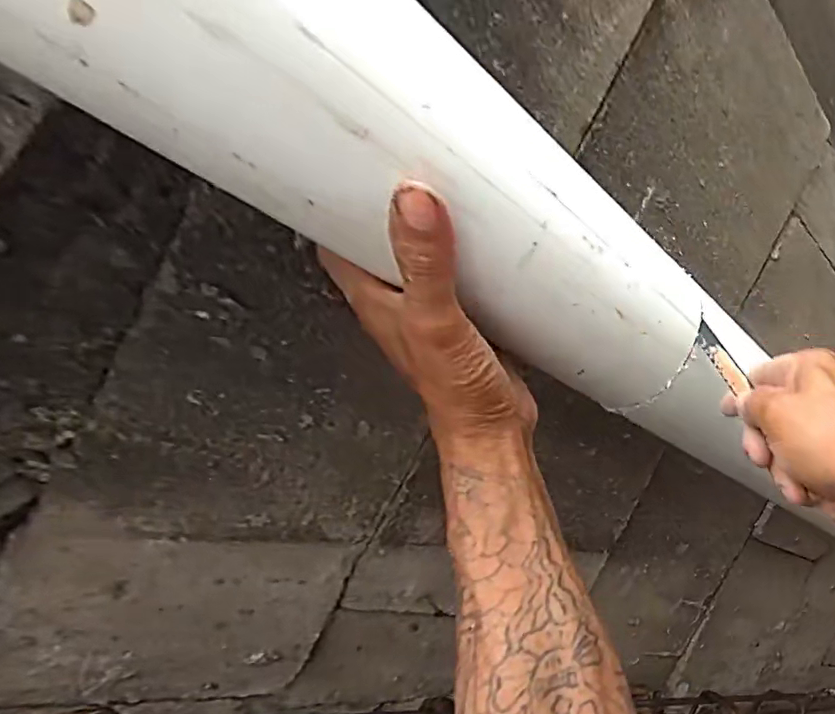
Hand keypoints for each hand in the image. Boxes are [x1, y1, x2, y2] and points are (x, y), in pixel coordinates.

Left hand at [319, 184, 536, 444]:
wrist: (496, 431)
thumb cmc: (457, 395)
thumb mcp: (436, 321)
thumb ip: (425, 263)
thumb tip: (413, 204)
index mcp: (375, 298)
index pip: (338, 233)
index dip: (340, 196)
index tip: (354, 161)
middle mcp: (402, 303)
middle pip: (386, 241)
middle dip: (395, 210)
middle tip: (412, 173)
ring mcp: (437, 314)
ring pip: (429, 262)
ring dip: (440, 238)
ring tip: (454, 204)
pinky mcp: (473, 326)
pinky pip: (470, 285)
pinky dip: (478, 268)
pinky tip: (495, 260)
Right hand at [719, 348, 834, 526]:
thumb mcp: (775, 413)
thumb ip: (750, 401)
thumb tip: (742, 401)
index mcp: (812, 369)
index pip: (761, 374)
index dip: (743, 395)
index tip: (731, 409)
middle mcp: (823, 394)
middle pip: (769, 416)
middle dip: (763, 443)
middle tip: (765, 453)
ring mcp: (828, 427)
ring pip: (781, 448)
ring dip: (781, 468)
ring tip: (796, 472)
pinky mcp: (833, 456)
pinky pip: (798, 467)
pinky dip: (798, 480)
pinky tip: (807, 484)